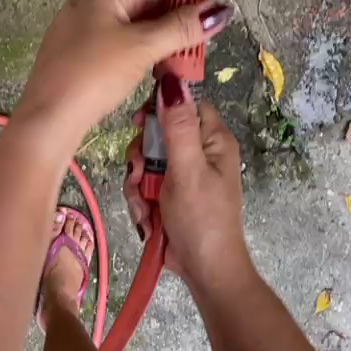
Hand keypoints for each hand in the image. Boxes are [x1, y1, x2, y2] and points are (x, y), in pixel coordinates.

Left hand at [14, 0, 233, 145]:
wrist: (49, 119)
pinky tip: (131, 80)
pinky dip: (123, 61)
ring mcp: (69, 35)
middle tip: (183, 54)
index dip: (176, 6)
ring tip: (162, 68)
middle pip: (134, 10)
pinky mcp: (64, 62)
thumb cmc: (96, 76)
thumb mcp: (143, 48)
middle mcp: (80, 8)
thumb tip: (221, 9)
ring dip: (144, 48)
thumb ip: (182, 28)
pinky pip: (103, 53)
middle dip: (162, 29)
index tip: (196, 30)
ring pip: (119, 34)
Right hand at [125, 96, 252, 294]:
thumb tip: (172, 81)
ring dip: (137, 185)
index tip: (137, 123)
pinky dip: (140, 202)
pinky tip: (146, 219)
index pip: (185, 107)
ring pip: (145, 164)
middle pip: (157, 136)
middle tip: (140, 176)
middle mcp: (199, 154)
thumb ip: (177, 126)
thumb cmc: (202, 219)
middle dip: (141, 158)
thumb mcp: (187, 169)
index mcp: (213, 141)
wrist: (204, 269)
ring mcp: (183, 178)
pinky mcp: (168, 198)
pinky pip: (144, 188)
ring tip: (144, 206)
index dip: (160, 110)